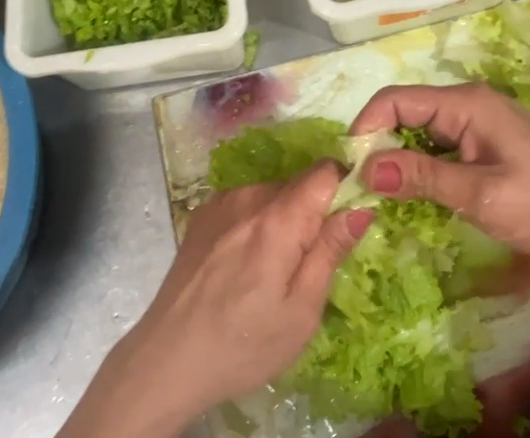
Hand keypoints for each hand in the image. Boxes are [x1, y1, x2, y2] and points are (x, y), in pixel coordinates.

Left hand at [59, 162, 373, 437]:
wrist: (168, 359)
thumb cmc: (244, 344)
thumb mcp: (301, 311)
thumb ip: (330, 251)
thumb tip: (362, 206)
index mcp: (277, 218)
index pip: (324, 170)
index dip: (346, 185)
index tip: (352, 216)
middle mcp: (247, 197)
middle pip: (297, 184)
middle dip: (314, 212)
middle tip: (310, 264)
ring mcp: (219, 203)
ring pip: (271, 195)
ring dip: (284, 220)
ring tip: (274, 273)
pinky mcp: (201, 216)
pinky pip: (245, 206)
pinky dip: (256, 225)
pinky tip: (245, 267)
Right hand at [351, 83, 529, 261]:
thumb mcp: (480, 195)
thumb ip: (422, 177)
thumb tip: (366, 170)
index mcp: (465, 104)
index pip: (396, 100)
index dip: (366, 128)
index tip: (350, 168)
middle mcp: (466, 103)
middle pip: (404, 113)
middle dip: (379, 145)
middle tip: (362, 188)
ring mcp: (476, 123)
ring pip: (419, 131)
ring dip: (398, 158)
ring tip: (382, 196)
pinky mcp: (483, 143)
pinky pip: (438, 145)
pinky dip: (420, 166)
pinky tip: (414, 194)